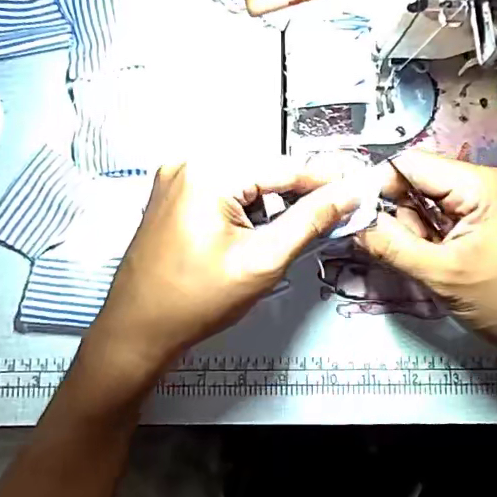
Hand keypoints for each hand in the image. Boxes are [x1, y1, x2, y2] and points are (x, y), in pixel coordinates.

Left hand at [89, 161, 358, 372]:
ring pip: (249, 181)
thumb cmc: (191, 301)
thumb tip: (346, 195)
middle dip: (302, 193)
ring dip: (277, 203)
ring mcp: (178, 180)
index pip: (285, 167)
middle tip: (337, 212)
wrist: (137, 331)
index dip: (327, 180)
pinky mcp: (176, 197)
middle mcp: (189, 165)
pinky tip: (263, 234)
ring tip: (296, 233)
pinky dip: (252, 208)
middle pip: (266, 170)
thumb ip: (311, 220)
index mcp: (208, 172)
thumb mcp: (264, 260)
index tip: (358, 186)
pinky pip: (228, 191)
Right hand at [356, 150, 496, 366]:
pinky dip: (425, 242)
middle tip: (400, 253)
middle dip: (398, 217)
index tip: (352, 215)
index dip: (377, 186)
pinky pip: (438, 221)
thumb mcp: (443, 275)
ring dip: (412, 234)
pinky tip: (432, 265)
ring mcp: (482, 204)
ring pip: (423, 205)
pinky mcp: (480, 223)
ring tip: (427, 266)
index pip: (411, 164)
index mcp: (480, 184)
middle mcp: (481, 184)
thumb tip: (352, 222)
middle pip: (415, 183)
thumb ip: (392, 245)